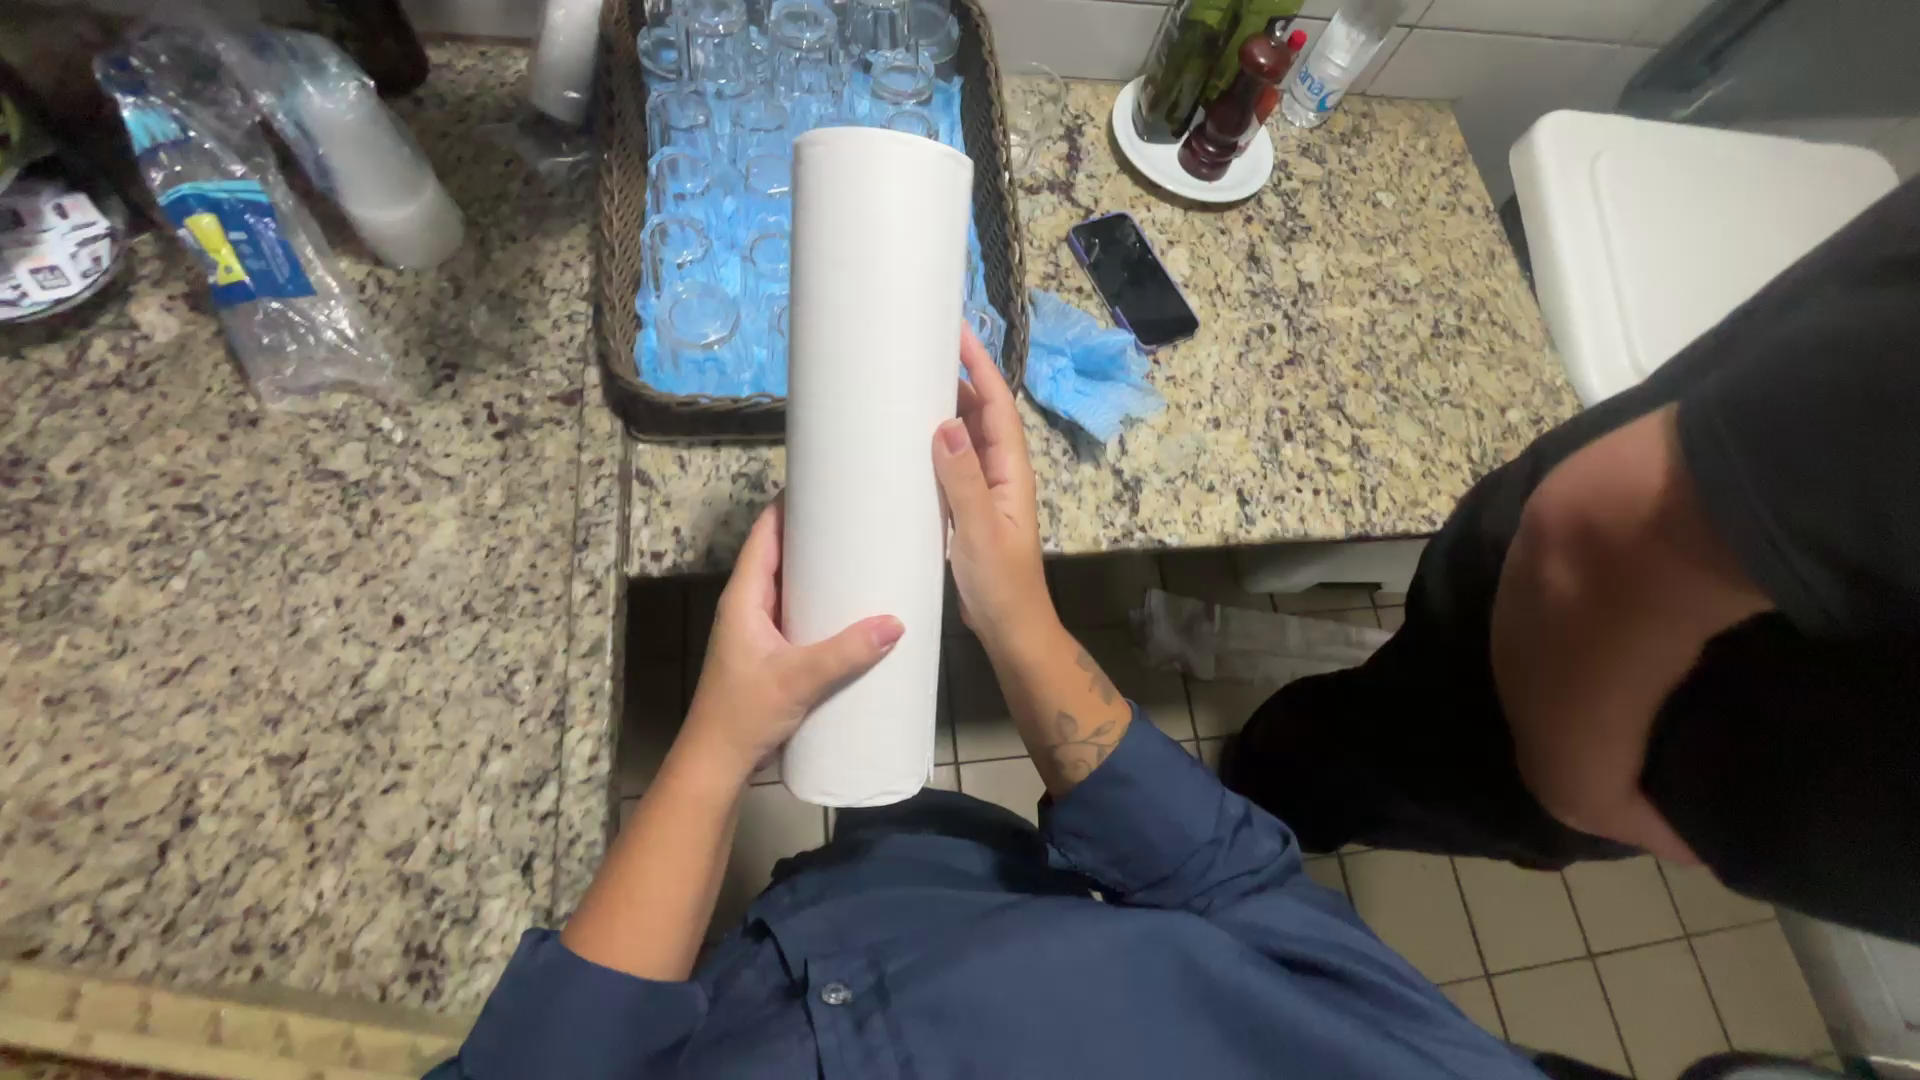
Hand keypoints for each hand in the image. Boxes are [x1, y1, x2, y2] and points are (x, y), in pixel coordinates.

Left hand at [679, 499, 904, 782]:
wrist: (719, 764)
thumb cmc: (744, 712)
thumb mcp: (797, 678)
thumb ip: (845, 652)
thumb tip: (896, 623)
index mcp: (744, 597)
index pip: (764, 535)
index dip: (789, 506)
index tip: (826, 485)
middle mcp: (750, 606)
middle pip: (782, 555)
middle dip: (816, 535)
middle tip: (860, 519)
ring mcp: (761, 630)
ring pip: (793, 586)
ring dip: (821, 571)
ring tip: (864, 555)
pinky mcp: (775, 652)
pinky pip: (801, 613)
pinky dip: (823, 602)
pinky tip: (854, 607)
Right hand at [932, 327, 1056, 651]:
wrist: (1010, 629)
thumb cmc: (1001, 584)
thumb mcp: (980, 531)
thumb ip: (964, 480)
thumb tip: (947, 424)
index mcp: (1011, 473)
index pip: (998, 408)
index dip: (981, 369)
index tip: (958, 334)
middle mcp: (1000, 475)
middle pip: (982, 416)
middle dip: (961, 381)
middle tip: (922, 354)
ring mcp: (984, 493)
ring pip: (967, 440)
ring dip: (946, 412)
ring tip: (911, 387)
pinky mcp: (967, 511)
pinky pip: (952, 467)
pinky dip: (935, 448)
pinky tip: (909, 445)